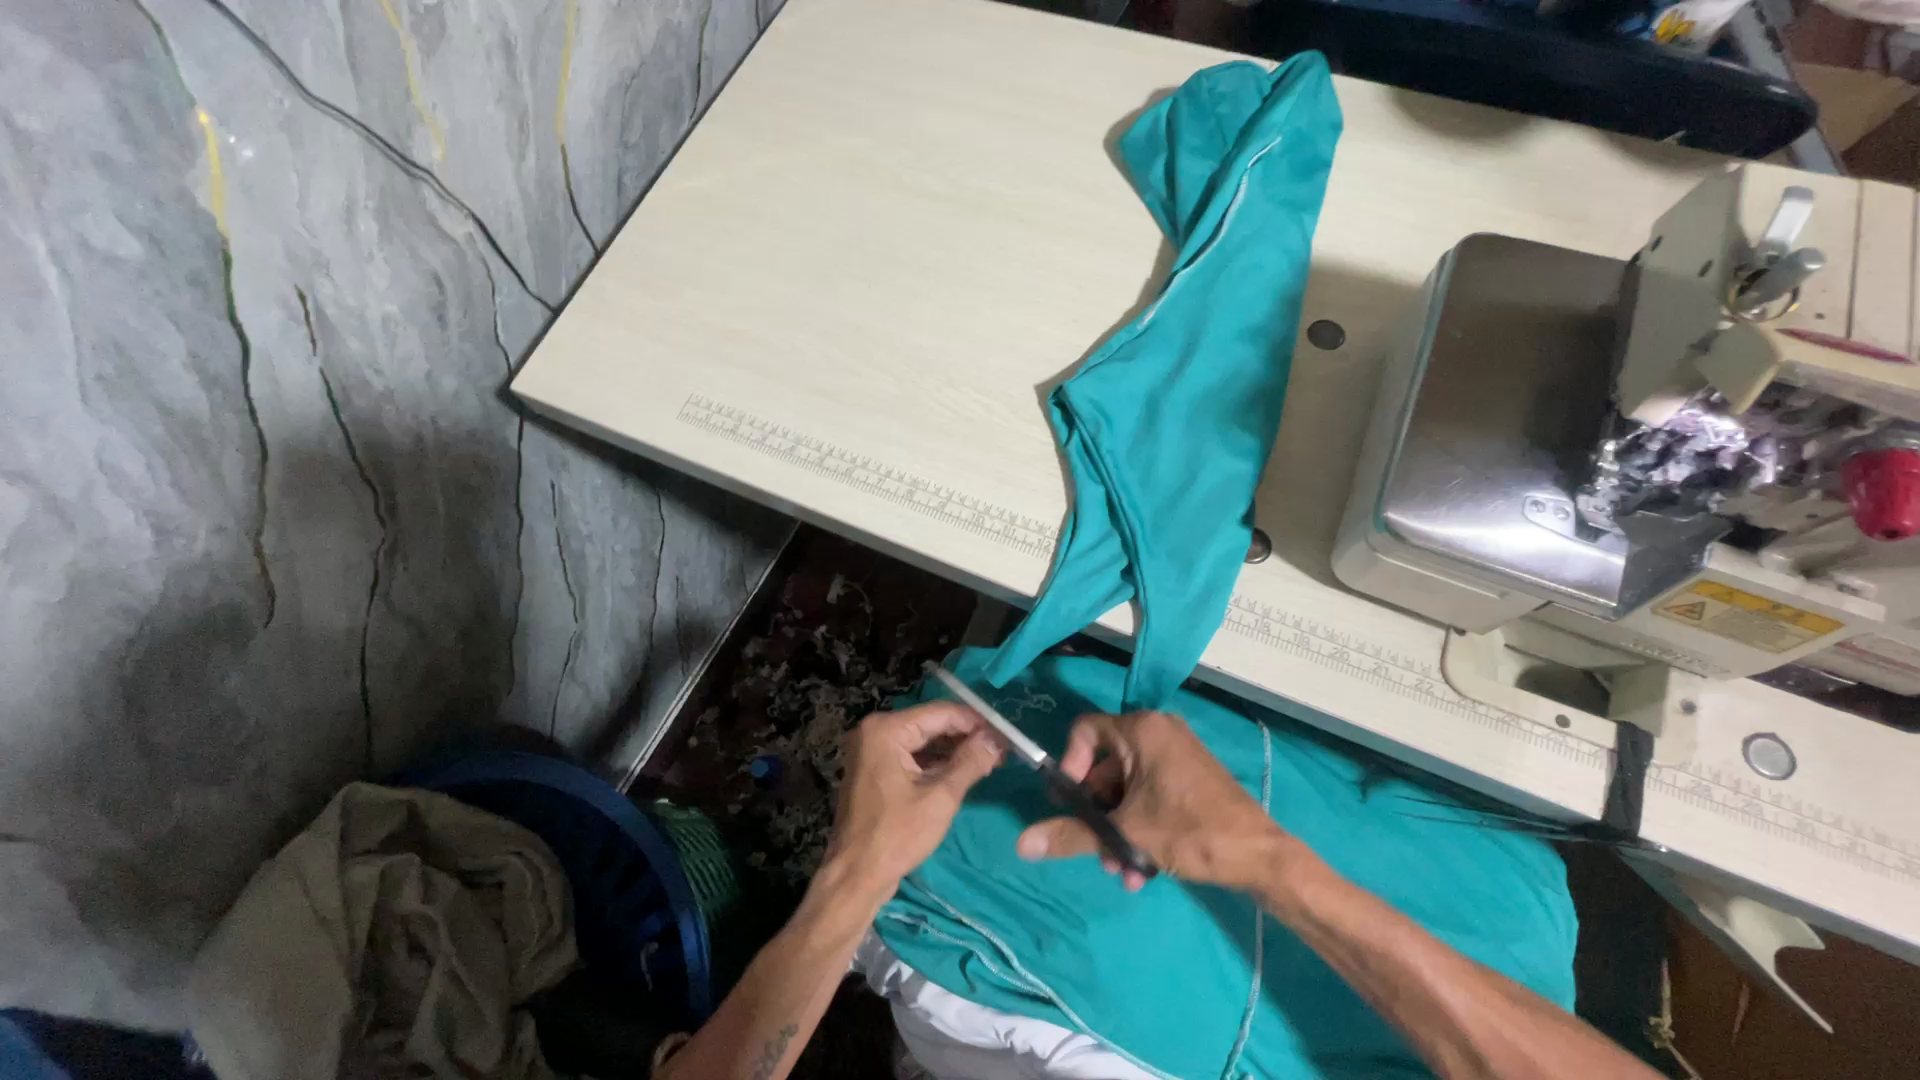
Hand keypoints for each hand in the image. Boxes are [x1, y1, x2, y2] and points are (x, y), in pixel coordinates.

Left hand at [821, 703, 1004, 897]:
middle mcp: (875, 730)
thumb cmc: (896, 835)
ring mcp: (872, 749)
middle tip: (1000, 750)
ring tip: (988, 761)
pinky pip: (911, 755)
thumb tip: (995, 739)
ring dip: (953, 750)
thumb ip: (970, 762)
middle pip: (931, 724)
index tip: (1005, 735)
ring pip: (922, 740)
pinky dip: (935, 762)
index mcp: (887, 730)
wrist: (855, 875)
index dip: (976, 722)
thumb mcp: (940, 798)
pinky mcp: (874, 768)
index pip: (942, 713)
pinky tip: (962, 771)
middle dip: (966, 736)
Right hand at [1016, 711, 1290, 890]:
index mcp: (1141, 730)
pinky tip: (1142, 870)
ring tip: (1123, 872)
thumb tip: (1021, 844)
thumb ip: (1071, 835)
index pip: (1084, 732)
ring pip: (1126, 791)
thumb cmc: (1191, 830)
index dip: (1070, 766)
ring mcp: (1175, 756)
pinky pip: (1148, 797)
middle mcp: (1157, 733)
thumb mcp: (1126, 833)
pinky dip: (1139, 829)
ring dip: (1117, 832)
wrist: (1260, 856)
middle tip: (1095, 852)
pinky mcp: (1188, 780)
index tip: (1070, 804)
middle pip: (1105, 768)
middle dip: (1097, 816)